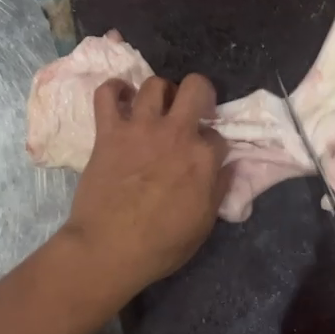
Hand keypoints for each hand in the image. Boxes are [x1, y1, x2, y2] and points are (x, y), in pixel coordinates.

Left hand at [59, 75, 228, 300]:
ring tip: (156, 109)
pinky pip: (106, 94)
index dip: (213, 145)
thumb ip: (218, 188)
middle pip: (195, 87)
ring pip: (154, 84)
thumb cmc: (161, 245)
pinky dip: (114, 90)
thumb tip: (228, 166)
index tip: (205, 157)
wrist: (108, 250)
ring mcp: (140, 127)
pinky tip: (121, 97)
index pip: (218, 135)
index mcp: (202, 157)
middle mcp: (175, 132)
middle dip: (199, 94)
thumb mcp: (204, 223)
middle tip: (192, 111)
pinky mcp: (108, 131)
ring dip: (160, 93)